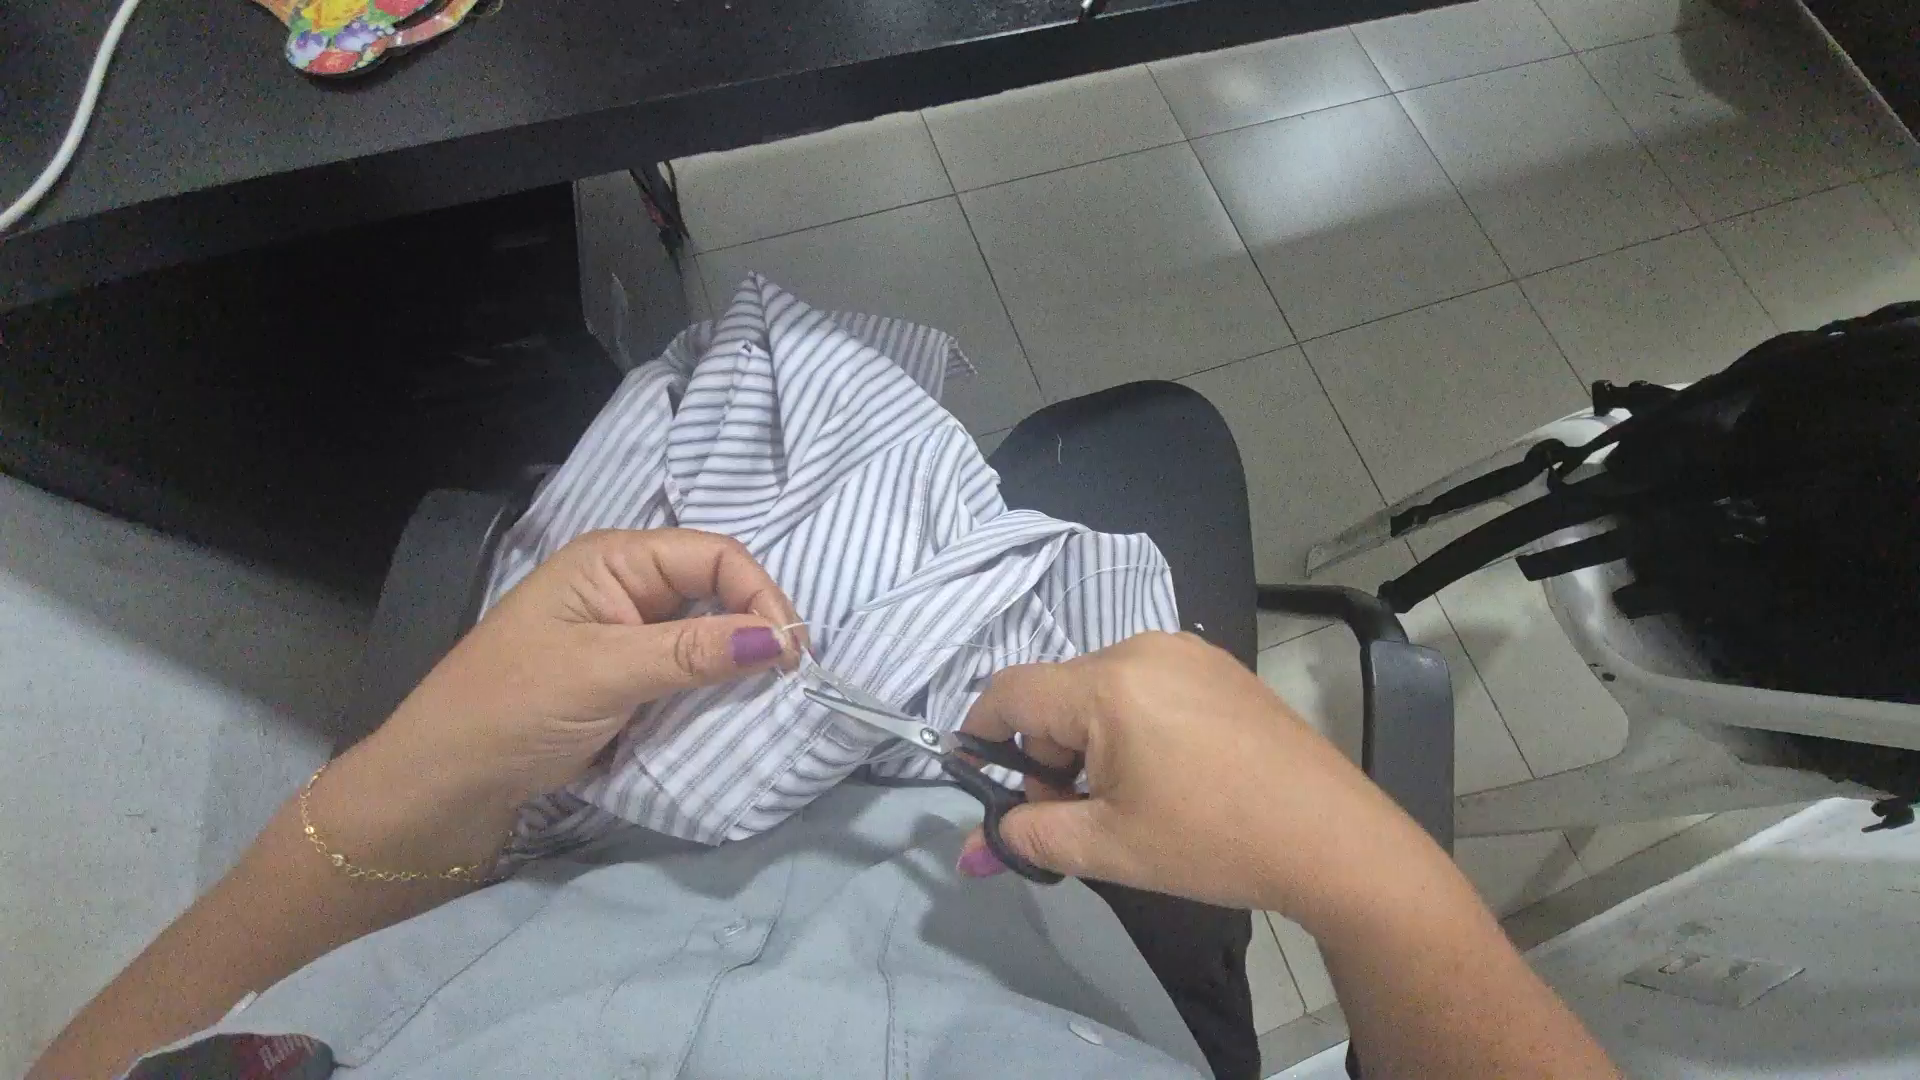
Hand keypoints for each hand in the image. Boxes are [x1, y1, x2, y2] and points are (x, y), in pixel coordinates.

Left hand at [317, 528, 801, 866]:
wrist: (438, 792)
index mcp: (615, 560)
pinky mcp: (634, 674)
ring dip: (742, 655)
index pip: (715, 556)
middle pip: (719, 587)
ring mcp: (632, 631)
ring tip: (774, 689)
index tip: (791, 652)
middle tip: (791, 673)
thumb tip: (782, 639)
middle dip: (757, 623)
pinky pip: (695, 665)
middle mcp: (629, 585)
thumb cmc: (509, 710)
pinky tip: (739, 701)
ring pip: (711, 628)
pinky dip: (721, 681)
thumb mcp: (604, 673)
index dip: (760, 594)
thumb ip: (693, 652)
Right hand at [954, 632, 1451, 926]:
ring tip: (1127, 792)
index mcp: (1110, 685)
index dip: (981, 728)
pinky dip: (1128, 719)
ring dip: (1088, 736)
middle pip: (1058, 692)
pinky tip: (1168, 765)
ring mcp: (1185, 649)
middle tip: (1075, 810)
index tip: (978, 770)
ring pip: (1099, 686)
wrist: (1335, 838)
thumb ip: (1031, 836)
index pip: (1012, 690)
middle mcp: (1142, 648)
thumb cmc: (1214, 841)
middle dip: (1048, 751)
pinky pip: (1143, 680)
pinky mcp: (1216, 663)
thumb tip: (983, 840)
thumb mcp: (1110, 849)